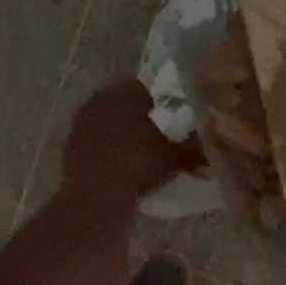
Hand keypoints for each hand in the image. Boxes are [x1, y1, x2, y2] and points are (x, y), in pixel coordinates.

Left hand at [62, 80, 204, 202]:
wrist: (97, 195)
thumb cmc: (139, 167)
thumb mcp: (175, 159)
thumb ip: (195, 150)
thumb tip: (215, 150)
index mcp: (126, 94)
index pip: (145, 89)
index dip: (159, 105)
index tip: (169, 121)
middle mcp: (101, 99)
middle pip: (123, 103)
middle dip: (137, 116)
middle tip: (154, 136)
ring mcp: (81, 121)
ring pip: (106, 120)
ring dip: (119, 131)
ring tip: (136, 152)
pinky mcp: (70, 143)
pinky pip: (93, 139)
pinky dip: (104, 147)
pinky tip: (116, 165)